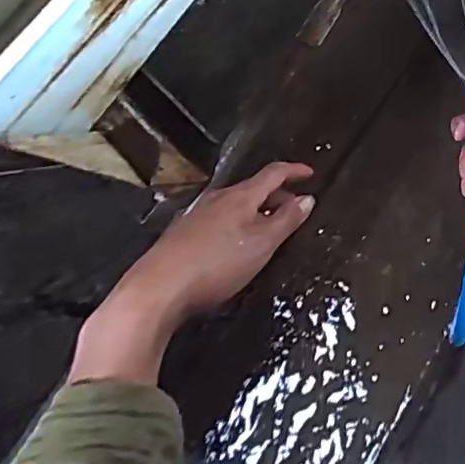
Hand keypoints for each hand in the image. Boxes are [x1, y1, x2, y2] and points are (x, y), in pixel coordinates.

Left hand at [70, 161, 313, 383]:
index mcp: (241, 196)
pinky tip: (235, 247)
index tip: (310, 173)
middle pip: (254, 189)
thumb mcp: (262, 244)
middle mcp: (218, 198)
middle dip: (277, 197)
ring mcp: (197, 216)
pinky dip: (237, 225)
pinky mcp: (182, 235)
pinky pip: (220, 220)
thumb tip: (307, 198)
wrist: (154, 292)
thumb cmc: (215, 264)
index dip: (294, 171)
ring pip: (236, 205)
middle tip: (294, 212)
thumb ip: (287, 220)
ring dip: (257, 212)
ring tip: (268, 232)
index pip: (274, 173)